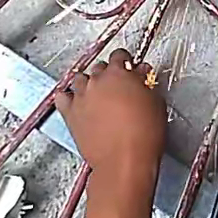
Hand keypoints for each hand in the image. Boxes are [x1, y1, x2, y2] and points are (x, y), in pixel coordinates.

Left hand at [55, 48, 166, 193]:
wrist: (124, 161)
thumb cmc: (143, 136)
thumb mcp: (155, 103)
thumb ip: (145, 85)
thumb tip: (140, 77)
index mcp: (120, 73)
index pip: (119, 56)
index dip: (125, 60)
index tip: (128, 65)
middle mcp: (97, 81)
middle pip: (99, 67)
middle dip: (108, 74)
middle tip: (117, 85)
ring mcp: (82, 96)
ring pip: (80, 79)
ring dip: (88, 84)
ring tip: (97, 94)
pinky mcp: (71, 114)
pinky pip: (62, 97)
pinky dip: (67, 97)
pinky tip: (74, 100)